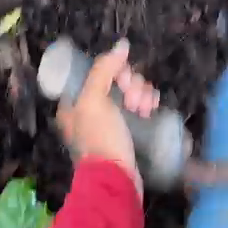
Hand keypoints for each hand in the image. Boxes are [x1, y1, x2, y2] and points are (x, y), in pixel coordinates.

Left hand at [55, 40, 160, 196]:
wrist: (117, 182)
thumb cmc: (100, 139)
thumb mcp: (94, 100)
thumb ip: (104, 69)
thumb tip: (122, 45)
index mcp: (74, 103)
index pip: (97, 71)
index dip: (114, 70)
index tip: (124, 78)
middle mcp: (89, 111)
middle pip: (117, 80)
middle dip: (132, 84)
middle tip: (135, 100)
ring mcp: (109, 122)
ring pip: (130, 92)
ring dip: (142, 93)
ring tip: (146, 108)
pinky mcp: (126, 132)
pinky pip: (139, 106)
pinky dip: (147, 103)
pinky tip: (153, 109)